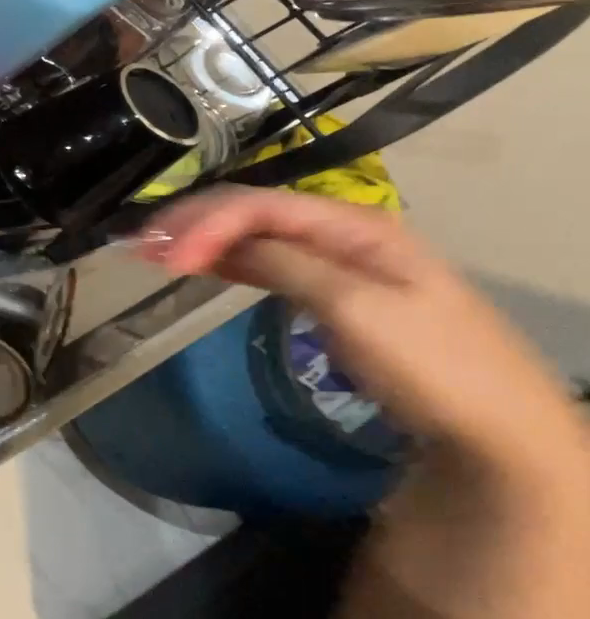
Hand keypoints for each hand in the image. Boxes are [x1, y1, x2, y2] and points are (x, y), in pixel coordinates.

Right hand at [141, 186, 583, 477]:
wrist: (499, 435)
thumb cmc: (432, 366)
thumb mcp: (355, 308)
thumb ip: (286, 262)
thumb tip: (223, 240)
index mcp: (356, 225)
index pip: (260, 204)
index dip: (205, 221)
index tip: (163, 254)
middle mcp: (344, 233)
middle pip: (252, 213)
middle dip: (193, 225)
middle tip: (141, 247)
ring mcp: (338, 262)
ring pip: (252, 237)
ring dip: (202, 242)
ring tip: (152, 253)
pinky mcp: (331, 293)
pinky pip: (264, 264)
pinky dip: (224, 262)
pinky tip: (194, 266)